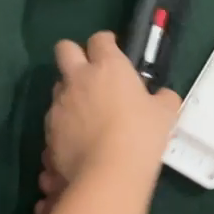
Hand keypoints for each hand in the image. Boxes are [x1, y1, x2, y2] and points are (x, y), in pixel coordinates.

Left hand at [45, 32, 180, 189]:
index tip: (114, 51)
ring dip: (70, 93)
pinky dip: (65, 124)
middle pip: (65, 49)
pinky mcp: (48, 130)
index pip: (100, 39)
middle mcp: (78, 78)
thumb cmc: (141, 135)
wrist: (108, 174)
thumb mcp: (165, 115)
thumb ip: (163, 99)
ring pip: (58, 86)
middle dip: (74, 55)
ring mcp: (59, 104)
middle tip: (90, 73)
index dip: (106, 43)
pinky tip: (79, 140)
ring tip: (86, 114)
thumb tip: (164, 96)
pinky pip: (55, 119)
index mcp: (108, 67)